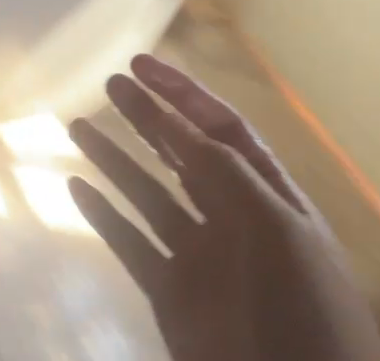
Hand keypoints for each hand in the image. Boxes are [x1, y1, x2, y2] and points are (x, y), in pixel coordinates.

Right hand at [68, 55, 379, 360]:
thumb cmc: (303, 312)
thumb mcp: (277, 231)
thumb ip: (226, 174)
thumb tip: (179, 123)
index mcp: (272, 202)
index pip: (224, 132)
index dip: (184, 95)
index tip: (142, 66)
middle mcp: (234, 222)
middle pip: (183, 155)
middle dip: (147, 117)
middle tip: (108, 84)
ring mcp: (200, 259)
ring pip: (149, 194)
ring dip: (115, 158)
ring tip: (77, 126)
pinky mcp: (171, 293)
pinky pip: (130, 242)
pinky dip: (102, 214)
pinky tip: (76, 187)